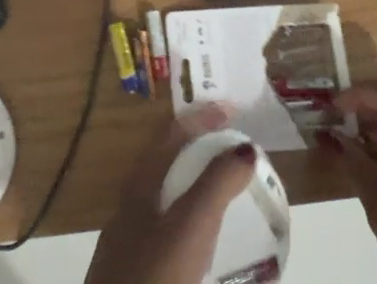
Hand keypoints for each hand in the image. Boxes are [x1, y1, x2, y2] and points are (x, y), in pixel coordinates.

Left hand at [84, 106, 256, 283]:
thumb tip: (244, 145)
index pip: (170, 134)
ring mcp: (132, 239)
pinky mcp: (139, 270)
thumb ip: (216, 185)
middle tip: (238, 147)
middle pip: (167, 161)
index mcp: (140, 186)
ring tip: (232, 189)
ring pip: (168, 196)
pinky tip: (210, 241)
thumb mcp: (190, 228)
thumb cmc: (154, 275)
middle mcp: (132, 206)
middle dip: (201, 147)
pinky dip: (193, 220)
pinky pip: (170, 229)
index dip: (201, 117)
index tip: (235, 108)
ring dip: (198, 183)